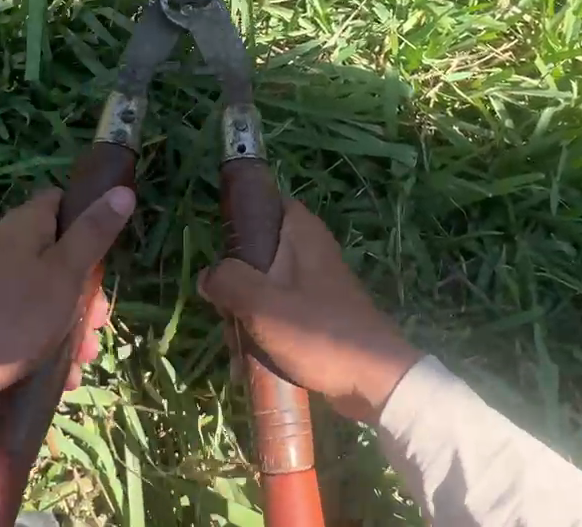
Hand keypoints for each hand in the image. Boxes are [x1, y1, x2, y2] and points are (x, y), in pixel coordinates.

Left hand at [0, 186, 135, 400]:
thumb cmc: (16, 315)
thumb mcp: (66, 272)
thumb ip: (94, 232)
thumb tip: (122, 190)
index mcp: (23, 225)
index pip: (59, 202)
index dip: (86, 220)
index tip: (104, 254)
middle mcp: (0, 244)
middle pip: (54, 254)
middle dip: (83, 290)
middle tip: (98, 324)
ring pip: (39, 291)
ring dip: (66, 323)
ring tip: (81, 361)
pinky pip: (17, 317)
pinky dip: (39, 339)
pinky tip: (56, 376)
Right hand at [198, 198, 422, 421]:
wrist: (374, 380)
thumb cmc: (317, 331)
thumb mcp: (261, 304)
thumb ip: (228, 281)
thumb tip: (207, 276)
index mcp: (301, 231)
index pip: (264, 202)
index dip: (237, 220)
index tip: (220, 250)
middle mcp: (310, 248)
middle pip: (257, 251)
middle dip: (236, 283)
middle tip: (228, 313)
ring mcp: (316, 282)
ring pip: (264, 285)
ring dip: (246, 314)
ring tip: (239, 348)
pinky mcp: (319, 311)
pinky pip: (280, 311)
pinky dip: (264, 330)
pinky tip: (251, 362)